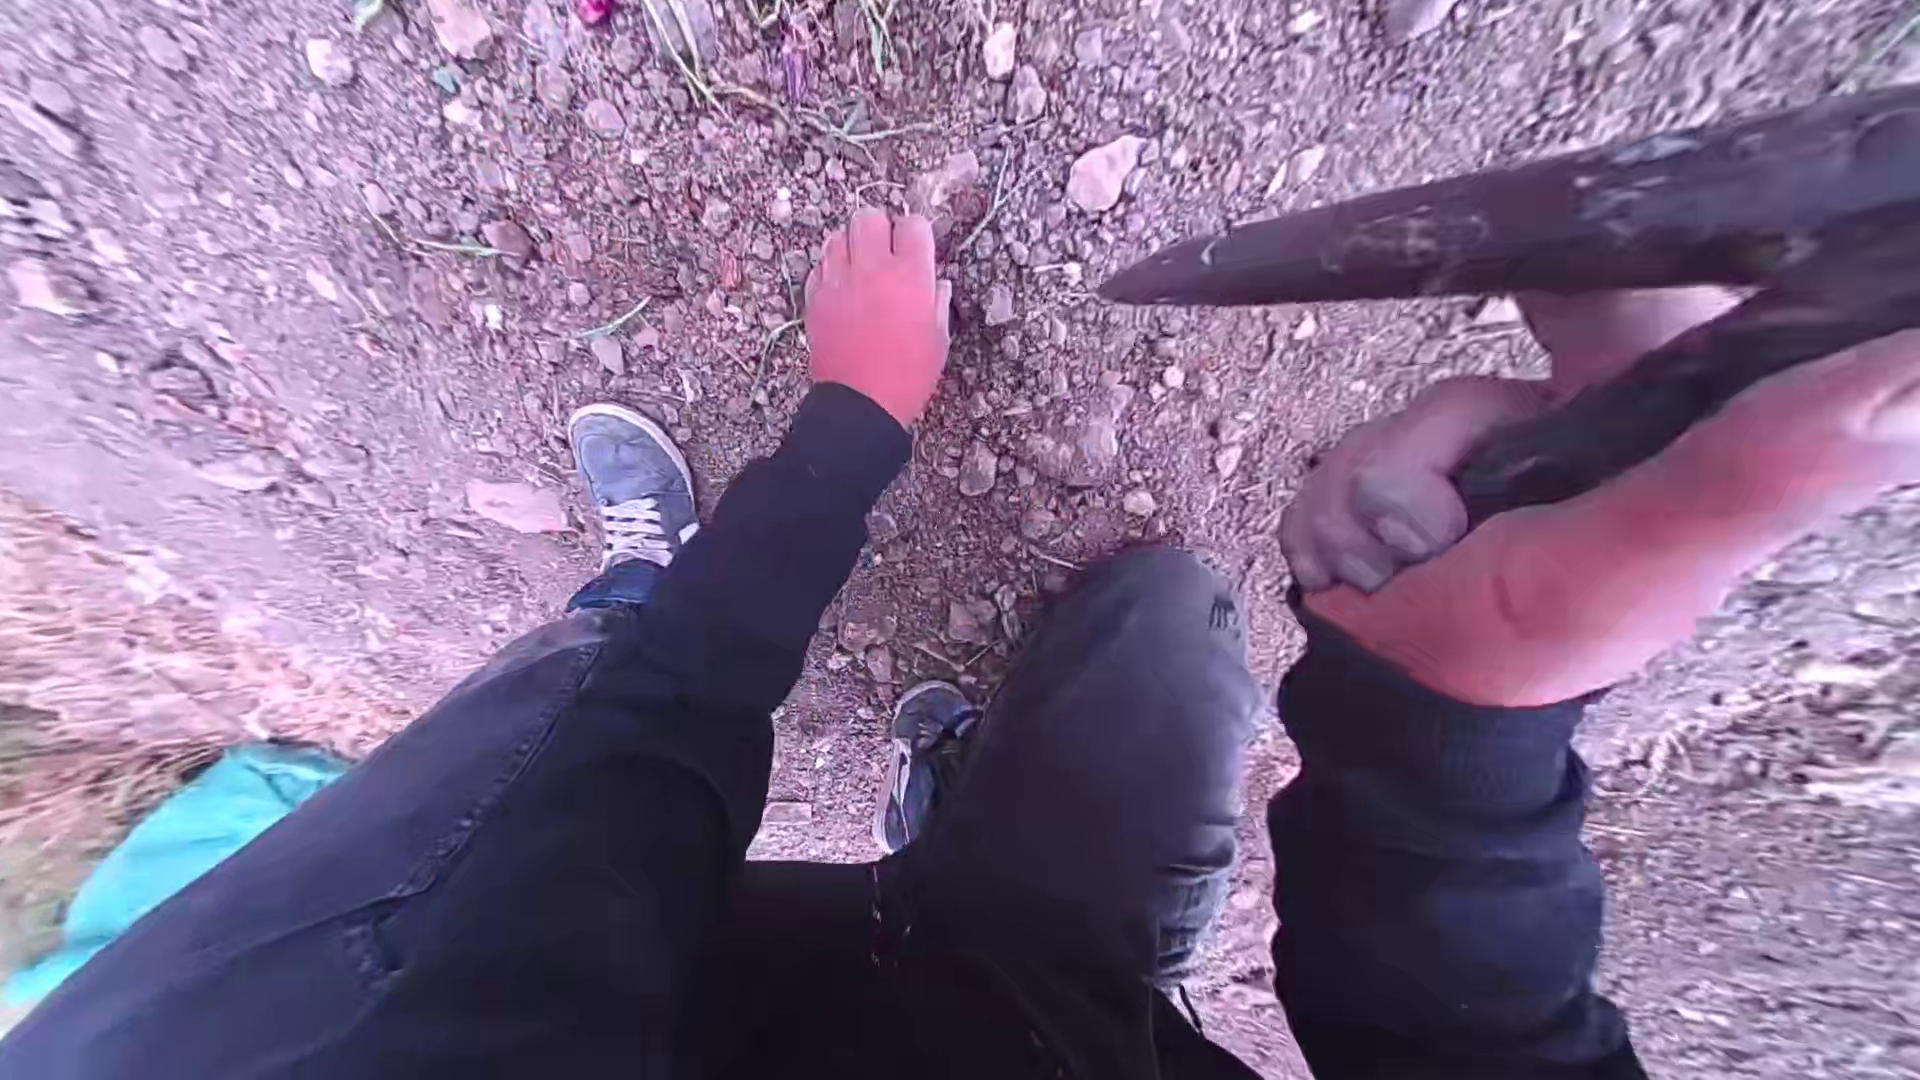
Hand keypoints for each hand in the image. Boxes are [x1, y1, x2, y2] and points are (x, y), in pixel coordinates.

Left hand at [805, 208, 952, 425]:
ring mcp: (839, 282)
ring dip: (852, 246)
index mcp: (911, 277)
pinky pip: (820, 266)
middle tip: (886, 253)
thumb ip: (938, 304)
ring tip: (862, 269)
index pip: (914, 224)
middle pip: (870, 218)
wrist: (862, 405)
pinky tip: (843, 289)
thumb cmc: (907, 378)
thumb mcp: (938, 342)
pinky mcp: (816, 299)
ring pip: (839, 236)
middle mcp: (873, 269)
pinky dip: (831, 270)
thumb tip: (938, 284)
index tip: (916, 248)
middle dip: (880, 230)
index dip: (916, 235)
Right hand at [1285, 290, 1919, 705]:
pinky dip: (1315, 531)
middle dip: (1401, 478)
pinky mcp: (1362, 488)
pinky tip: (1340, 570)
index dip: (1579, 281)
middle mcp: (1526, 439)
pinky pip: (1317, 478)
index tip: (1534, 275)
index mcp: (1620, 436)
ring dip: (1350, 519)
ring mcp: (1431, 466)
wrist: (1390, 692)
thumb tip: (1907, 367)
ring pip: (1363, 442)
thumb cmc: (1510, 644)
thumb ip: (1742, 475)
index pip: (1626, 311)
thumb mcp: (1627, 569)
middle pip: (1442, 400)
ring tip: (1376, 574)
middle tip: (1421, 544)